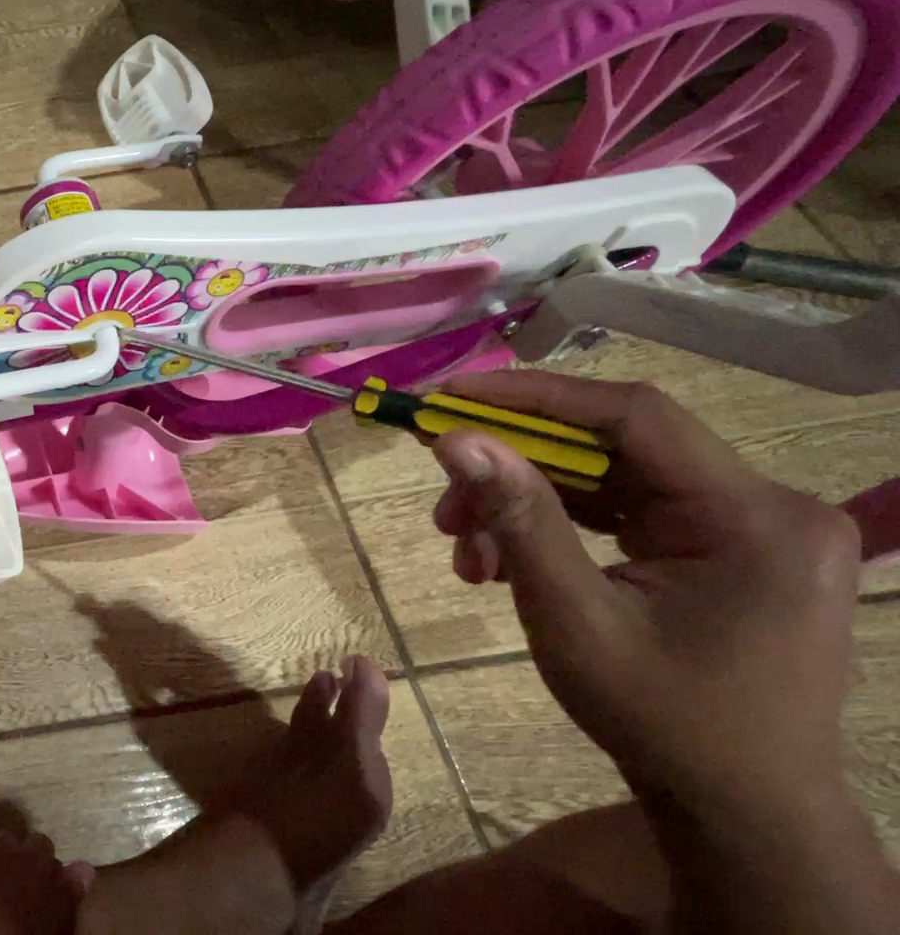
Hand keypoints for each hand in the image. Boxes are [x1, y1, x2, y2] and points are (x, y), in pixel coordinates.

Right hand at [427, 371, 862, 805]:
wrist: (737, 808)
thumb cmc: (661, 719)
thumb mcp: (572, 619)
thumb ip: (519, 521)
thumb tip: (455, 440)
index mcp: (753, 518)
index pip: (633, 417)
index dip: (533, 397)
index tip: (449, 398)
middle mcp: (763, 506)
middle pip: (610, 451)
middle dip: (514, 472)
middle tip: (442, 503)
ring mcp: (743, 527)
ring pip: (603, 481)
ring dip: (522, 506)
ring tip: (467, 556)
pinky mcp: (718, 547)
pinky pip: (616, 511)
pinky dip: (551, 528)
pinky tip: (501, 563)